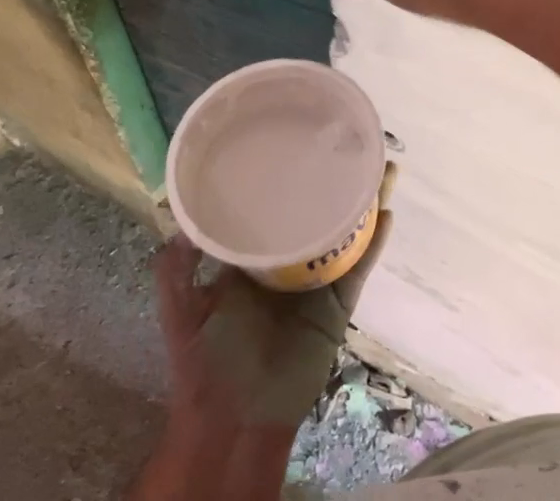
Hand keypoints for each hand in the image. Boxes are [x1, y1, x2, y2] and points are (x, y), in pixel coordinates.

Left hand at [153, 165, 397, 431]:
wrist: (237, 416)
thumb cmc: (205, 361)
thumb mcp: (179, 309)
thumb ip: (174, 268)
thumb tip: (181, 219)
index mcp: (247, 259)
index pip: (264, 209)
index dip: (278, 178)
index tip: (290, 142)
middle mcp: (283, 263)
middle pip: (311, 213)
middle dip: (329, 183)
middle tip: (349, 146)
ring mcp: (313, 282)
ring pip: (341, 233)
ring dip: (360, 203)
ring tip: (378, 168)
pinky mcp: (337, 304)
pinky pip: (358, 267)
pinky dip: (373, 241)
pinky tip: (385, 213)